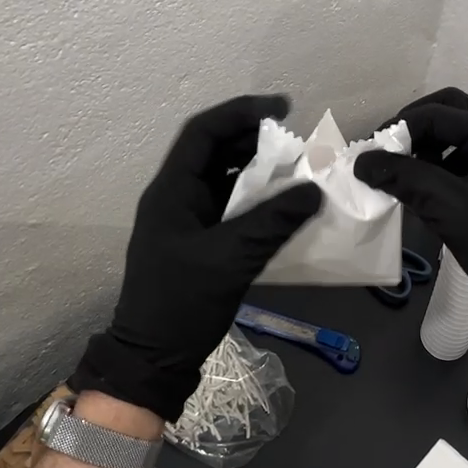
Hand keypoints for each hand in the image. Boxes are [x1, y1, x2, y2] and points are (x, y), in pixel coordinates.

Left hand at [70, 94, 323, 420]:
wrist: (152, 360)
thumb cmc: (182, 303)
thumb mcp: (232, 259)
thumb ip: (274, 221)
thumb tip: (315, 190)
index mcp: (172, 191)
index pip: (203, 132)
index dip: (241, 112)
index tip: (282, 108)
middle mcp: (176, 197)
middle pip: (215, 152)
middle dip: (255, 142)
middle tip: (296, 143)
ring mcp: (186, 220)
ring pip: (224, 179)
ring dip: (258, 171)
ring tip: (296, 171)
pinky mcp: (198, 241)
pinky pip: (229, 207)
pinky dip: (256, 200)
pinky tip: (283, 207)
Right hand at [354, 88, 467, 345]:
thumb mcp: (449, 210)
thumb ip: (405, 179)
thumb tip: (363, 161)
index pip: (437, 113)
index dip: (399, 127)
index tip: (370, 153)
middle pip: (450, 111)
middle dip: (414, 127)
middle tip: (386, 152)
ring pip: (458, 135)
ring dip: (427, 146)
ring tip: (401, 173)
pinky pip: (467, 157)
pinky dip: (441, 165)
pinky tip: (424, 189)